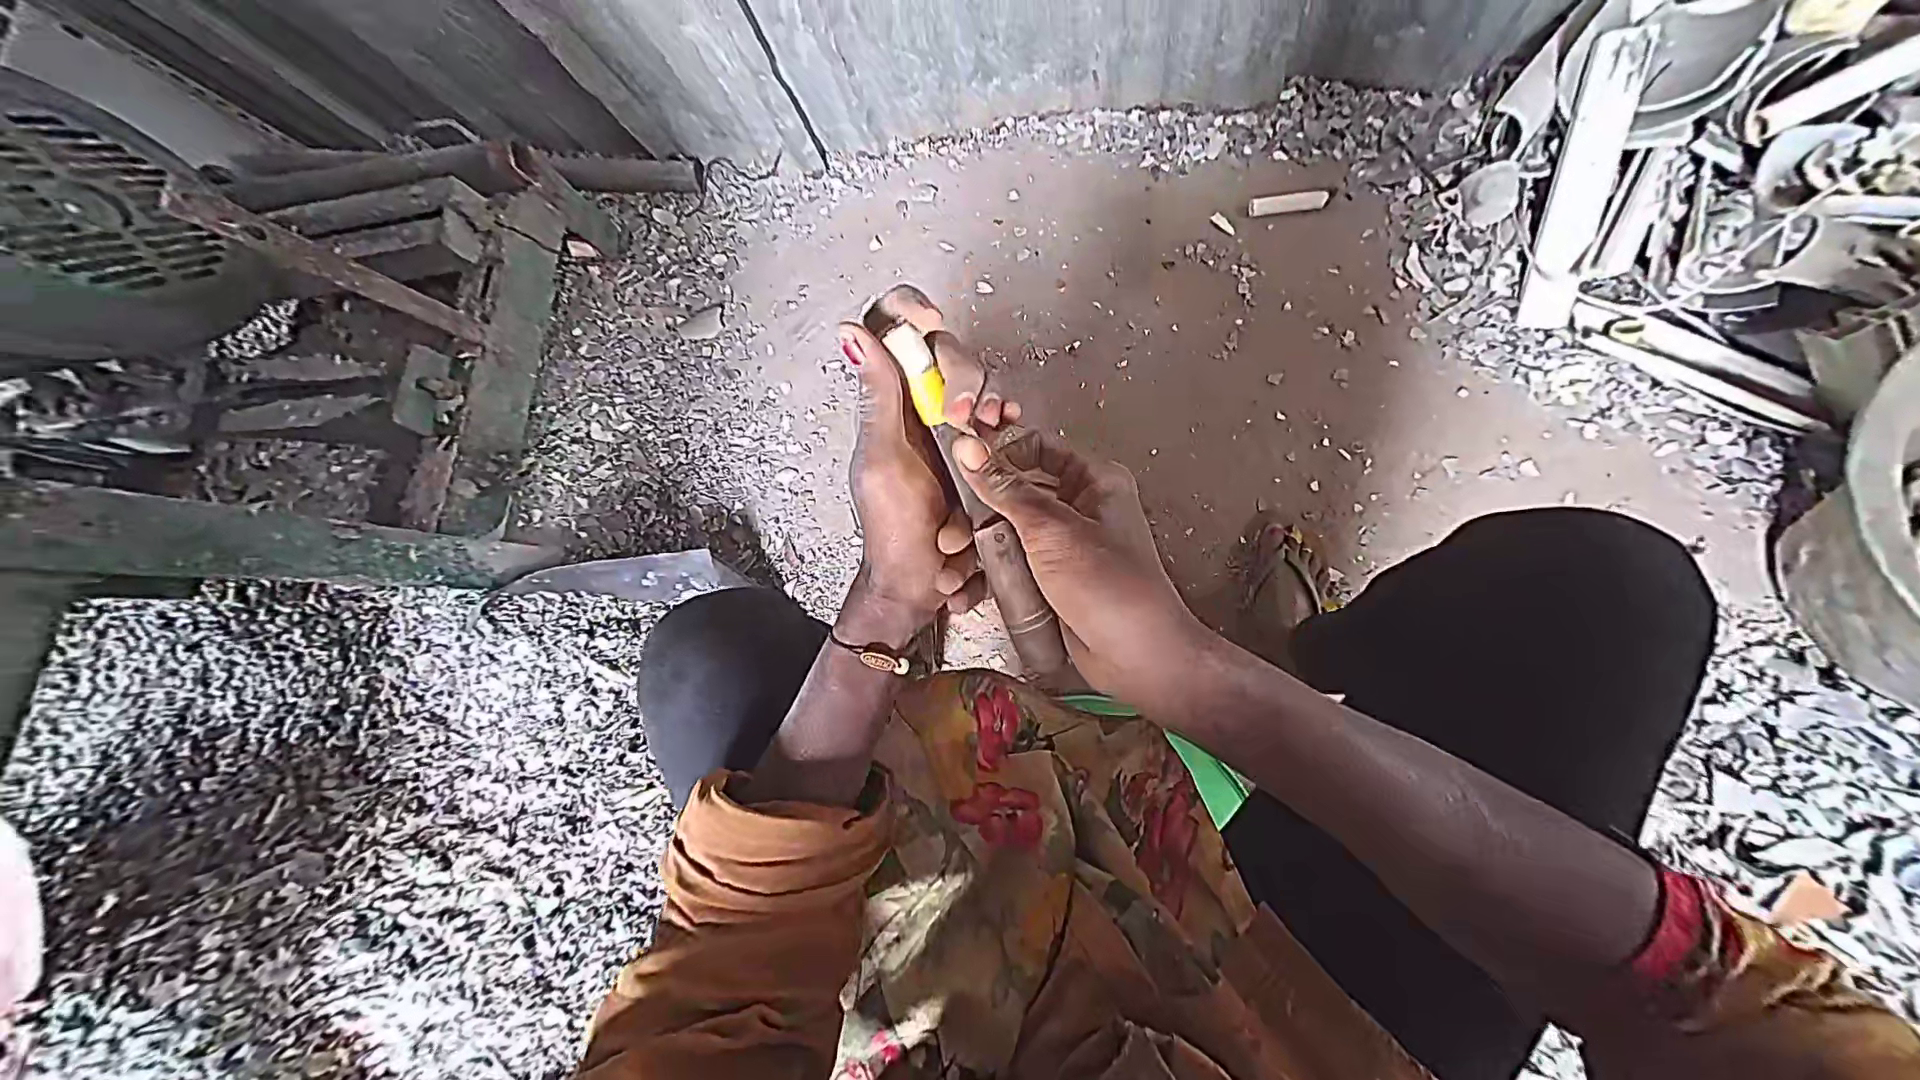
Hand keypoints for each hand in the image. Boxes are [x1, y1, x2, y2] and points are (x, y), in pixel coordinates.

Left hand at [838, 287, 1010, 639]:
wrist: (920, 581)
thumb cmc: (894, 530)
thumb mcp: (880, 461)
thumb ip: (877, 398)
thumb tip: (853, 332)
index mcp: (886, 403)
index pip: (892, 329)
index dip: (911, 311)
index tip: (930, 322)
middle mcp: (915, 408)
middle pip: (943, 350)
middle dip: (961, 372)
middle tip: (963, 415)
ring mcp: (947, 429)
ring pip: (974, 380)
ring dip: (986, 394)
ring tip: (987, 425)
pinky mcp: (976, 451)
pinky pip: (995, 416)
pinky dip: (1004, 415)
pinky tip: (1007, 424)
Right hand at [951, 428, 1211, 713]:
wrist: (1136, 657)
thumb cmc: (1108, 585)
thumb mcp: (1051, 530)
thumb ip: (1006, 489)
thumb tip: (969, 447)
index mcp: (1093, 481)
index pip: (1037, 449)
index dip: (997, 455)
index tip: (958, 468)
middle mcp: (1078, 507)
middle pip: (1012, 496)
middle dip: (973, 519)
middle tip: (948, 540)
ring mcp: (1061, 546)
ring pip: (1005, 535)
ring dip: (973, 555)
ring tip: (951, 577)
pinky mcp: (1049, 579)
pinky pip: (1010, 567)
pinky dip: (986, 579)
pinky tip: (964, 595)